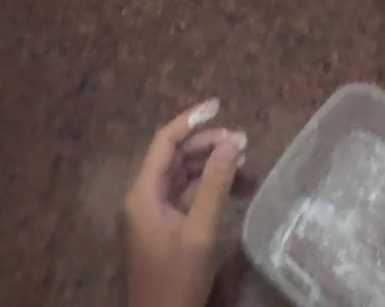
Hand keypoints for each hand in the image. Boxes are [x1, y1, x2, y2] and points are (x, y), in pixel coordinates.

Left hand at [123, 98, 246, 306]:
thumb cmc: (177, 280)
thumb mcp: (200, 230)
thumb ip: (215, 184)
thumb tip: (232, 140)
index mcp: (143, 195)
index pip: (164, 143)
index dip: (190, 121)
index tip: (218, 105)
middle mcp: (143, 199)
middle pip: (174, 156)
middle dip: (206, 143)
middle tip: (241, 139)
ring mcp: (153, 214)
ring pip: (182, 174)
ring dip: (210, 162)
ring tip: (242, 155)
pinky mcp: (164, 227)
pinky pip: (186, 193)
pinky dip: (208, 183)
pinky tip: (233, 180)